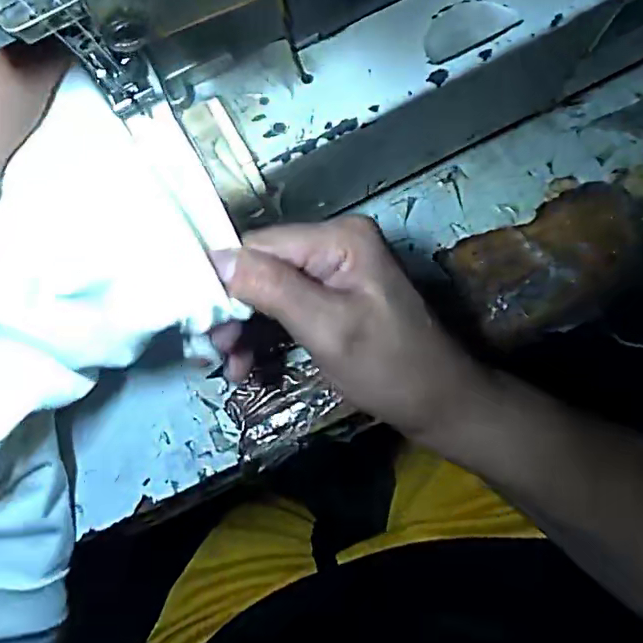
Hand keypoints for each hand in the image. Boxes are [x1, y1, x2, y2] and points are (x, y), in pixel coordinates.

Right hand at [214, 217, 491, 443]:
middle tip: (216, 355)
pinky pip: (285, 305)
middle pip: (262, 267)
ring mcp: (333, 269)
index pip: (261, 245)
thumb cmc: (390, 367)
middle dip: (236, 311)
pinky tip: (251, 365)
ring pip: (268, 289)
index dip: (225, 280)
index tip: (201, 324)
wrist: (441, 404)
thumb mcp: (328, 329)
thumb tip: (215, 258)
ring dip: (246, 328)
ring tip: (233, 368)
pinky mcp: (332, 295)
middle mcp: (333, 243)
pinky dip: (265, 334)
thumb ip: (272, 288)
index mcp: (338, 238)